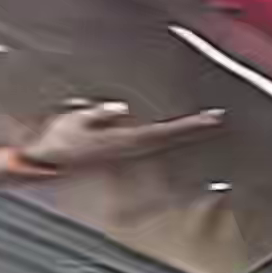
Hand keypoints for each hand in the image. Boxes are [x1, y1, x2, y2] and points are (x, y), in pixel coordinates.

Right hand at [20, 101, 224, 169]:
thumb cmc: (62, 142)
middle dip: (199, 127)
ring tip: (209, 123)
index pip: (170, 129)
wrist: (52, 164)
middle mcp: (141, 149)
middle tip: (219, 117)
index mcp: (130, 139)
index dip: (193, 124)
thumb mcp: (75, 122)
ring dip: (190, 132)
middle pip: (178, 136)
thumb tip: (122, 108)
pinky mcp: (135, 155)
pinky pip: (160, 144)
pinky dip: (175, 137)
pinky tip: (186, 134)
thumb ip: (100, 114)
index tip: (213, 117)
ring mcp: (140, 154)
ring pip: (173, 141)